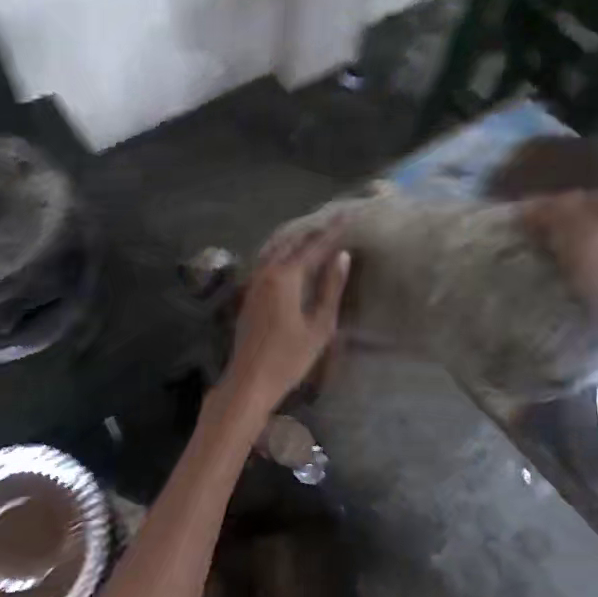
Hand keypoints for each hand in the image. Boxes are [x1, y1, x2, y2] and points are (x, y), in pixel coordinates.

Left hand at [224, 220, 352, 411]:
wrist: (249, 381)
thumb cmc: (289, 359)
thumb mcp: (319, 327)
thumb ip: (330, 289)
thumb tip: (342, 257)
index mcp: (285, 277)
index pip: (314, 246)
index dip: (333, 231)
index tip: (348, 215)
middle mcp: (266, 273)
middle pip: (292, 243)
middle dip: (313, 231)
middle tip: (333, 220)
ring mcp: (254, 284)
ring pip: (275, 249)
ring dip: (295, 239)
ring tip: (313, 232)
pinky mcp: (249, 295)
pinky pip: (266, 262)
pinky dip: (281, 252)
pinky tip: (289, 256)